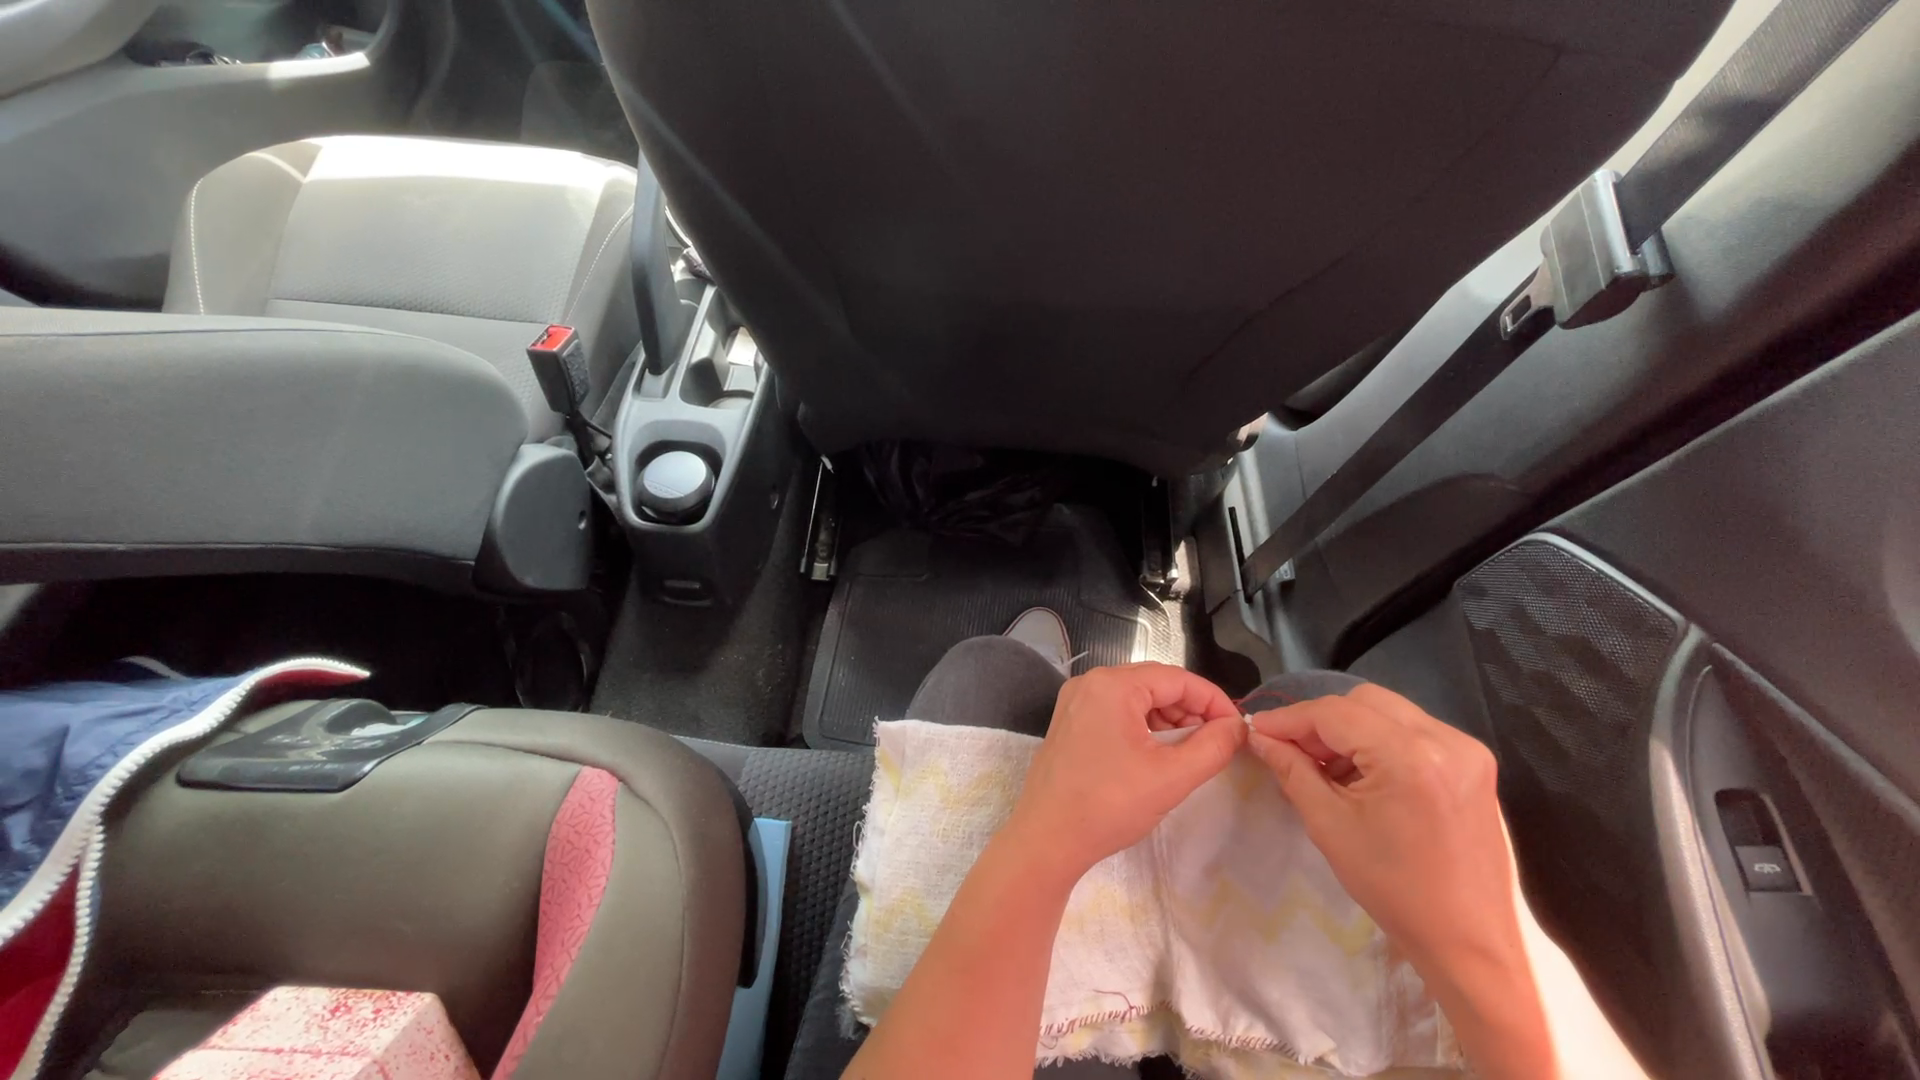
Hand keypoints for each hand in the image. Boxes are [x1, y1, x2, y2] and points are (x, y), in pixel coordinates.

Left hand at [1006, 662, 1245, 876]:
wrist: (1047, 839)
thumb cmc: (1109, 805)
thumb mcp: (1171, 777)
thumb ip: (1212, 747)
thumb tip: (1236, 727)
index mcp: (1112, 685)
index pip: (1177, 678)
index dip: (1214, 701)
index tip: (1237, 730)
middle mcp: (1090, 683)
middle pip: (1156, 683)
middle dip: (1192, 709)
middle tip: (1218, 742)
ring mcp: (1076, 702)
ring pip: (1137, 698)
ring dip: (1169, 719)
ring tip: (1191, 751)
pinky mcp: (1070, 723)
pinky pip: (1117, 712)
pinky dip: (1144, 727)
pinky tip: (1159, 753)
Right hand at [1244, 684, 1516, 972]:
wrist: (1467, 940)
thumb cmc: (1392, 888)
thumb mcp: (1329, 825)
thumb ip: (1291, 769)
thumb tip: (1259, 736)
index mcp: (1410, 757)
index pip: (1334, 713)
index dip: (1289, 718)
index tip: (1257, 729)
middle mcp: (1445, 740)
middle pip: (1363, 701)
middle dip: (1321, 720)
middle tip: (1292, 751)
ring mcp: (1467, 750)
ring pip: (1389, 711)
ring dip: (1350, 729)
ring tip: (1327, 767)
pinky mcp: (1475, 763)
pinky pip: (1414, 730)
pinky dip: (1380, 740)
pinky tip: (1364, 775)